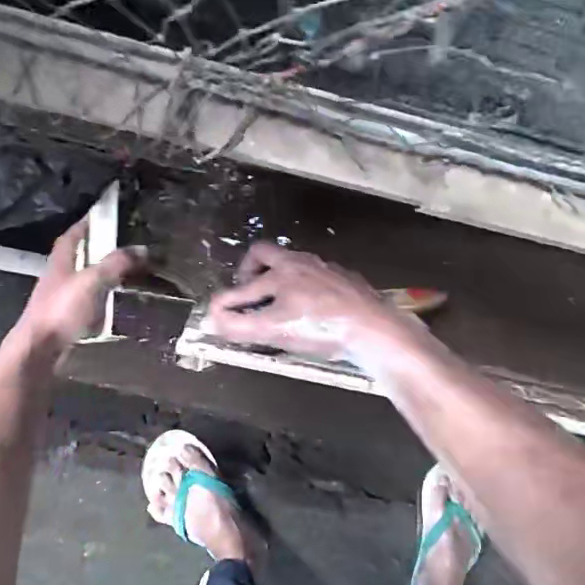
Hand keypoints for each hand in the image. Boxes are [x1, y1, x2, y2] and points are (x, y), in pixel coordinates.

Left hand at [6, 217, 145, 357]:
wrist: (38, 353)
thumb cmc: (61, 311)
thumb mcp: (92, 282)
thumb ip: (115, 264)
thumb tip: (142, 248)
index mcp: (59, 264)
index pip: (70, 237)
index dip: (84, 225)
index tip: (100, 215)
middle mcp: (57, 281)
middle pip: (77, 260)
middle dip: (96, 252)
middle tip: (122, 248)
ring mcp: (59, 304)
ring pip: (82, 284)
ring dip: (100, 280)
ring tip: (125, 277)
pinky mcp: (65, 324)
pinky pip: (87, 307)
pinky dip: (101, 304)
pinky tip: (115, 308)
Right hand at [206, 243, 425, 366]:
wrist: (374, 329)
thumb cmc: (320, 328)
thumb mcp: (273, 330)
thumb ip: (238, 326)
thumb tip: (210, 321)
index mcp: (282, 270)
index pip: (244, 280)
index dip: (227, 300)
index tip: (219, 314)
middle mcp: (303, 263)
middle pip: (267, 254)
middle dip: (252, 271)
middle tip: (249, 292)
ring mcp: (328, 270)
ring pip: (297, 266)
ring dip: (282, 280)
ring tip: (279, 303)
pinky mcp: (348, 282)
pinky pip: (321, 279)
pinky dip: (309, 290)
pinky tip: (314, 311)